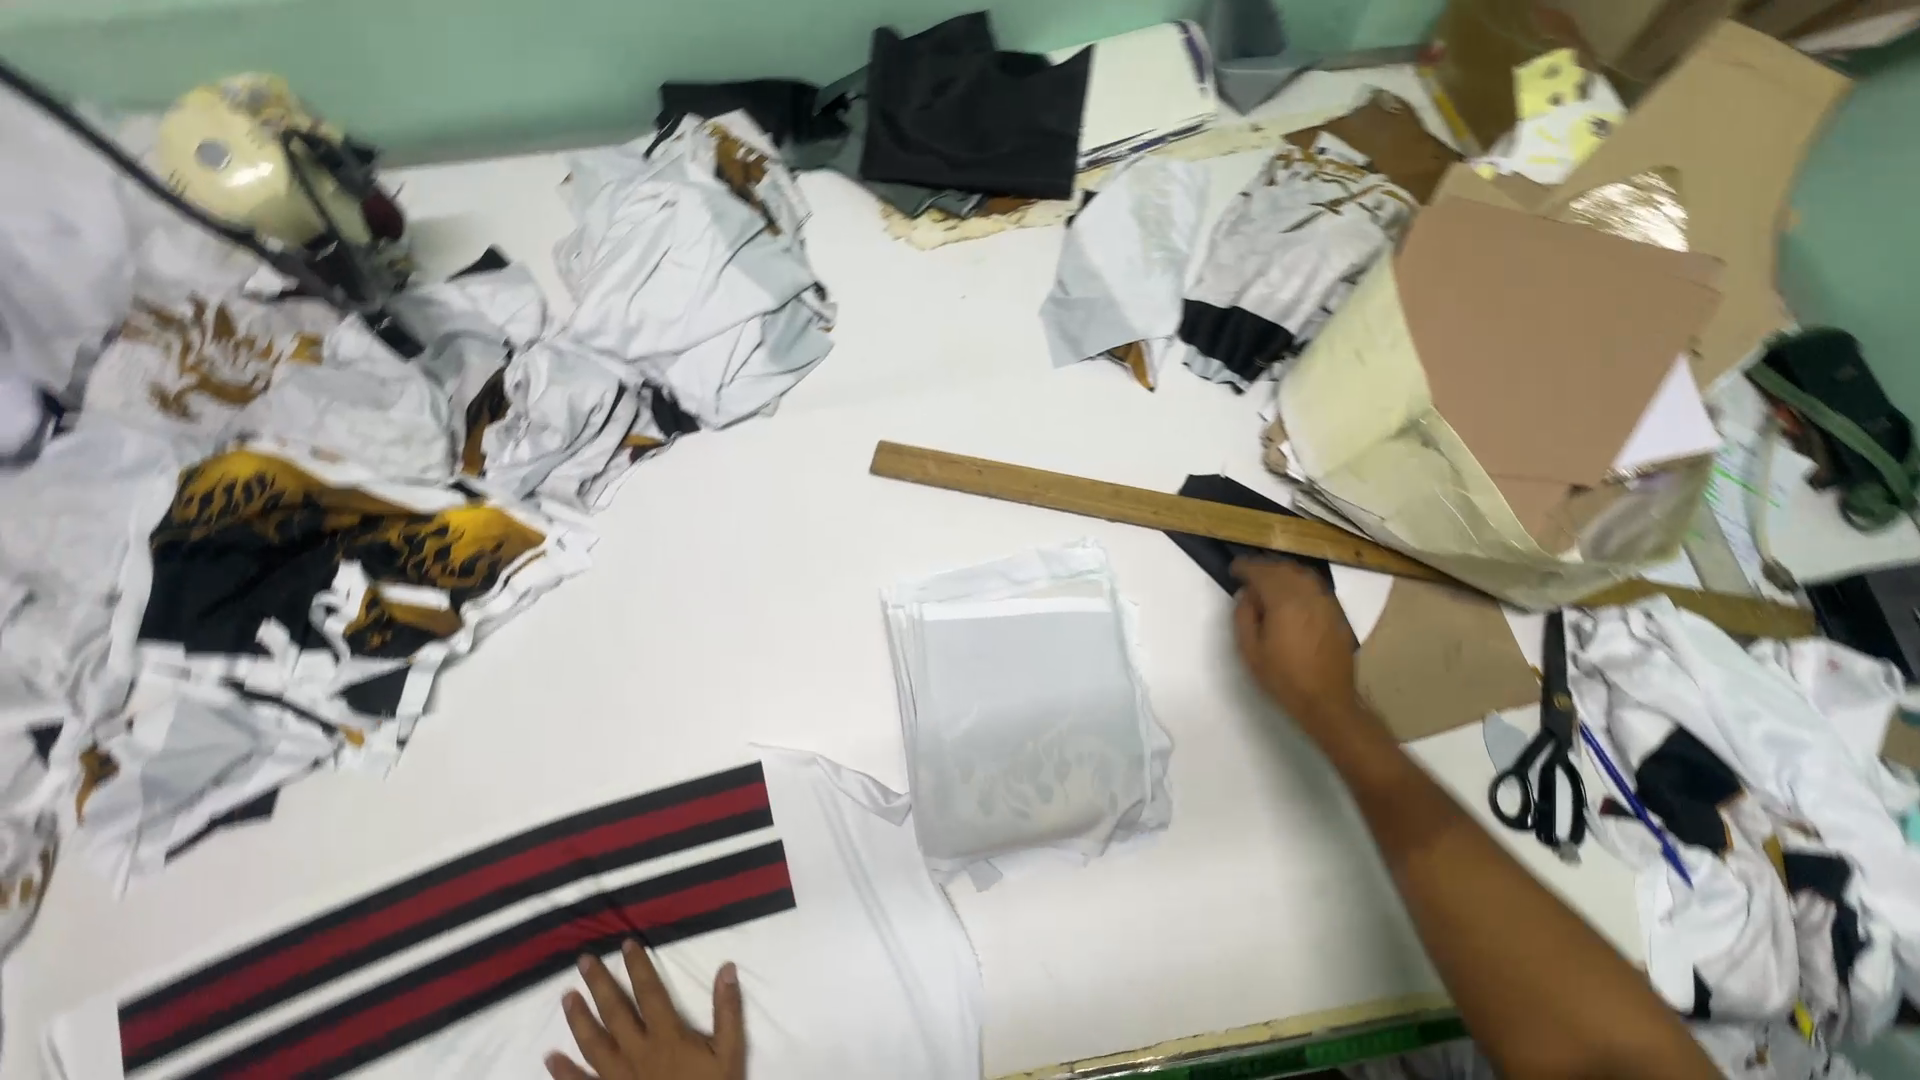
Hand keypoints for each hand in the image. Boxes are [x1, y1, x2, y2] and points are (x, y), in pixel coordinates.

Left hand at [546, 941, 744, 1079]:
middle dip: (599, 983)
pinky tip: (550, 1058)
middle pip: (615, 1012)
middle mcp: (637, 1052)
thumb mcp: (730, 1053)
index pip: (649, 993)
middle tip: (583, 960)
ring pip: (593, 1044)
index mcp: (667, 1036)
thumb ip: (728, 1011)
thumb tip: (727, 968)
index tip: (626, 944)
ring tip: (566, 996)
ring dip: (579, 1019)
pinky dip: (563, 1073)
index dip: (638, 967)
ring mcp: (618, 1079)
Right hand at [1230, 558, 1365, 738]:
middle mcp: (1308, 595)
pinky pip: (1315, 587)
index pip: (1261, 571)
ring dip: (1283, 573)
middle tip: (1248, 575)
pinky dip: (1299, 583)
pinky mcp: (1337, 613)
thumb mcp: (1250, 650)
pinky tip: (1291, 596)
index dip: (1245, 567)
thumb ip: (1243, 616)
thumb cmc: (1283, 677)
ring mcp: (1326, 602)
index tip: (1233, 569)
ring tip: (1269, 583)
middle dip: (1264, 567)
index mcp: (1284, 602)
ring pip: (1303, 574)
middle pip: (1283, 568)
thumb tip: (1246, 594)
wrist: (1327, 700)